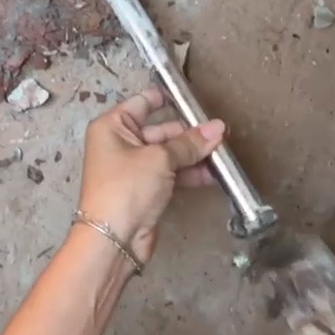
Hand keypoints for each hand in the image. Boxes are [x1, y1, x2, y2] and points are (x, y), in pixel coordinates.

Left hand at [79, 85, 224, 262]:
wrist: (113, 238)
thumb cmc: (127, 187)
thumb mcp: (159, 159)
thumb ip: (189, 144)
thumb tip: (217, 128)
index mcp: (112, 126)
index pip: (142, 103)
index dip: (167, 98)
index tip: (192, 97)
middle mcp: (120, 143)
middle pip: (160, 130)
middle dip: (189, 133)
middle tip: (221, 132)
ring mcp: (133, 168)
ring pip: (168, 154)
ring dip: (193, 155)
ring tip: (223, 153)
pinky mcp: (145, 189)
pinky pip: (170, 174)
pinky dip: (189, 174)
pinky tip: (213, 175)